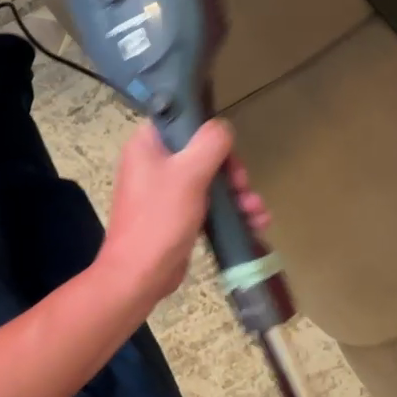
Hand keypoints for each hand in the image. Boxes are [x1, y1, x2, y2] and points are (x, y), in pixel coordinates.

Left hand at [96, 119, 270, 309]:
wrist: (140, 274)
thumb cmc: (160, 217)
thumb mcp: (188, 174)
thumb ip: (209, 144)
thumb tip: (222, 126)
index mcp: (146, 144)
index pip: (180, 122)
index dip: (207, 132)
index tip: (228, 150)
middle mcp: (153, 162)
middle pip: (200, 152)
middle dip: (230, 170)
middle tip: (244, 186)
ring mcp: (164, 190)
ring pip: (208, 180)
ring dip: (235, 193)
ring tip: (256, 211)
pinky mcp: (176, 215)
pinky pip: (207, 204)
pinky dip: (228, 211)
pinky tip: (254, 223)